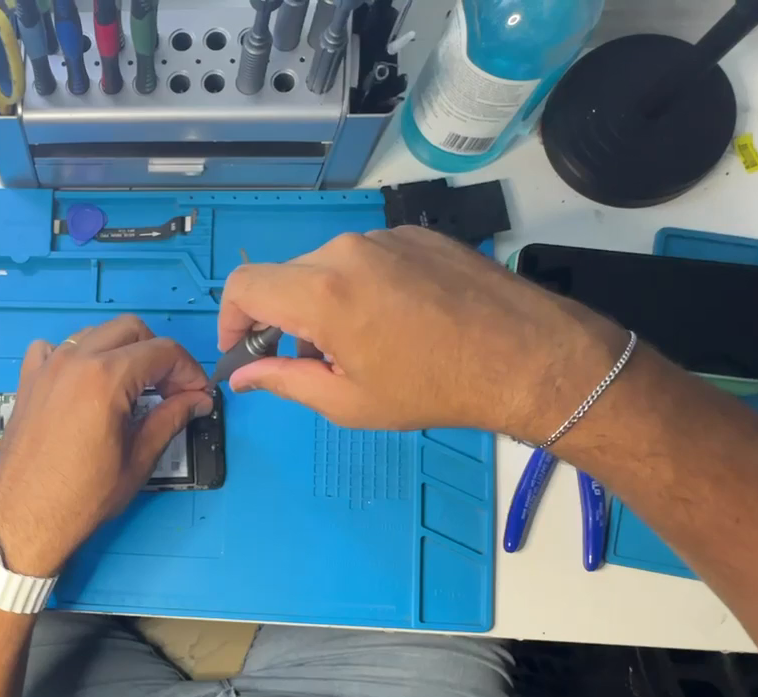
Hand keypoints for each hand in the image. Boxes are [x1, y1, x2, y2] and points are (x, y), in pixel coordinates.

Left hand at [0, 315, 212, 576]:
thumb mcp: (137, 460)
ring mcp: (46, 367)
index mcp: (106, 377)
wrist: (24, 520)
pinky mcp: (27, 382)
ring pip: (94, 334)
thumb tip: (197, 400)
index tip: (197, 394)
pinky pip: (53, 348)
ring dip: (120, 351)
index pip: (162, 351)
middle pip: (130, 329)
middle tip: (170, 390)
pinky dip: (75, 356)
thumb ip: (170, 419)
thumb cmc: (83, 499)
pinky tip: (83, 383)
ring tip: (132, 389)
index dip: (188, 370)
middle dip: (158, 354)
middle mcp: (75, 360)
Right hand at [218, 227, 630, 440]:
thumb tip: (242, 376)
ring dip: (320, 306)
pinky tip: (392, 324)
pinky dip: (357, 289)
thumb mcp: (345, 400)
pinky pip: (364, 259)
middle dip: (280, 321)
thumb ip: (283, 380)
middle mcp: (347, 251)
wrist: (527, 357)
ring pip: (324, 268)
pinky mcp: (417, 235)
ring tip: (359, 348)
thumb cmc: (431, 389)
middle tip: (309, 363)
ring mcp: (386, 237)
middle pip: (284, 278)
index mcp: (322, 292)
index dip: (230, 319)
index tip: (242, 350)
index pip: (244, 286)